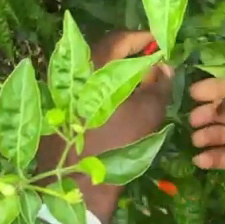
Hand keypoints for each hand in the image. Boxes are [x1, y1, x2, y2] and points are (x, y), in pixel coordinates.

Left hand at [36, 30, 171, 223]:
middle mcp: (73, 76)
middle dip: (132, 58)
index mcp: (93, 68)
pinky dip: (108, 93)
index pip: (119, 39)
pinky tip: (124, 109)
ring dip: (121, 77)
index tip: (160, 42)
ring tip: (144, 90)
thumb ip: (160, 84)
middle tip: (155, 68)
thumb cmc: (117, 144)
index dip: (142, 38)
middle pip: (106, 56)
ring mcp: (64, 95)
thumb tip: (163, 66)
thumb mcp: (148, 112)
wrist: (80, 185)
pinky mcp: (60, 113)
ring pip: (97, 76)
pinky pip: (88, 93)